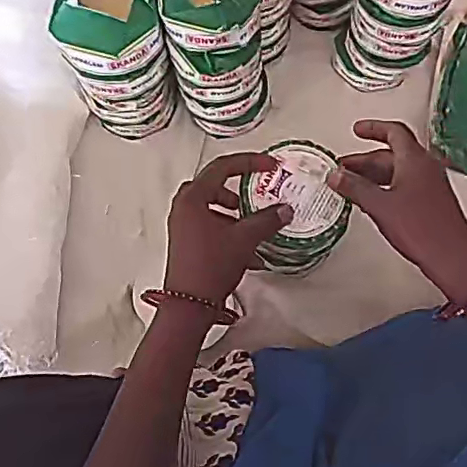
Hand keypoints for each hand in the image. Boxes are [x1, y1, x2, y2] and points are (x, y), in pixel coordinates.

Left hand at [163, 152, 290, 309]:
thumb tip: (284, 210)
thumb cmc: (210, 266)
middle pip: (214, 185)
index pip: (222, 167)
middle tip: (257, 189)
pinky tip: (248, 248)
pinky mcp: (186, 242)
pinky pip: (210, 225)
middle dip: (238, 188)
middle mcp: (183, 208)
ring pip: (212, 206)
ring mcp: (182, 226)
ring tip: (253, 222)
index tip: (269, 165)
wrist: (190, 304)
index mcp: (193, 198)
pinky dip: (229, 228)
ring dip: (235, 212)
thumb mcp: (245, 238)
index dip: (249, 162)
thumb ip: (267, 220)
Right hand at [328, 120, 466, 302]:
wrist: (452, 257)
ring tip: (351, 184)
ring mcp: (431, 185)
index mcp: (415, 160)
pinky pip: (405, 185)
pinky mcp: (432, 202)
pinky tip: (372, 200)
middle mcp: (426, 168)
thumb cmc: (423, 229)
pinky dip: (386, 187)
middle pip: (393, 153)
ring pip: (398, 171)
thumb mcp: (380, 206)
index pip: (394, 132)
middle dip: (366, 159)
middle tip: (344, 167)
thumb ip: (355, 187)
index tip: (358, 130)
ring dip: (374, 174)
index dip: (373, 128)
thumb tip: (337, 175)